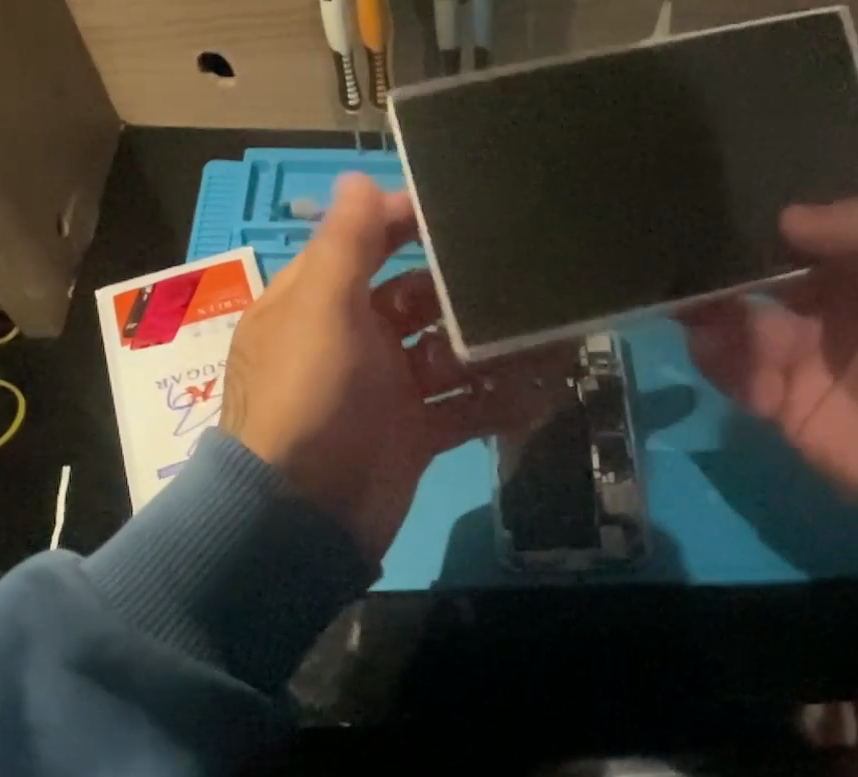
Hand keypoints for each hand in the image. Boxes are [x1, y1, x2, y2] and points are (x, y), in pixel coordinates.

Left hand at [222, 173, 567, 560]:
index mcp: (321, 303)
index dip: (409, 224)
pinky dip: (498, 402)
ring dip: (494, 350)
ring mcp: (388, 392)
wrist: (306, 515)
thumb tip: (362, 180)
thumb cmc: (310, 400)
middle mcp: (355, 342)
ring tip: (552, 335)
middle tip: (525, 276)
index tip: (467, 210)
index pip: (366, 246)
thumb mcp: (321, 311)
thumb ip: (346, 247)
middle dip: (465, 292)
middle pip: (418, 301)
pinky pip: (464, 409)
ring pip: (450, 357)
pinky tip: (543, 393)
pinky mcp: (415, 436)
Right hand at [683, 197, 857, 515]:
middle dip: (731, 268)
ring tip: (690, 302)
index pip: (811, 237)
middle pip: (768, 280)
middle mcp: (834, 310)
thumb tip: (787, 218)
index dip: (775, 225)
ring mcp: (806, 361)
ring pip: (744, 326)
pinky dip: (719, 360)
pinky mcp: (786, 407)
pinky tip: (704, 343)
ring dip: (714, 312)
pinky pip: (741, 376)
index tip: (735, 210)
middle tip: (691, 256)